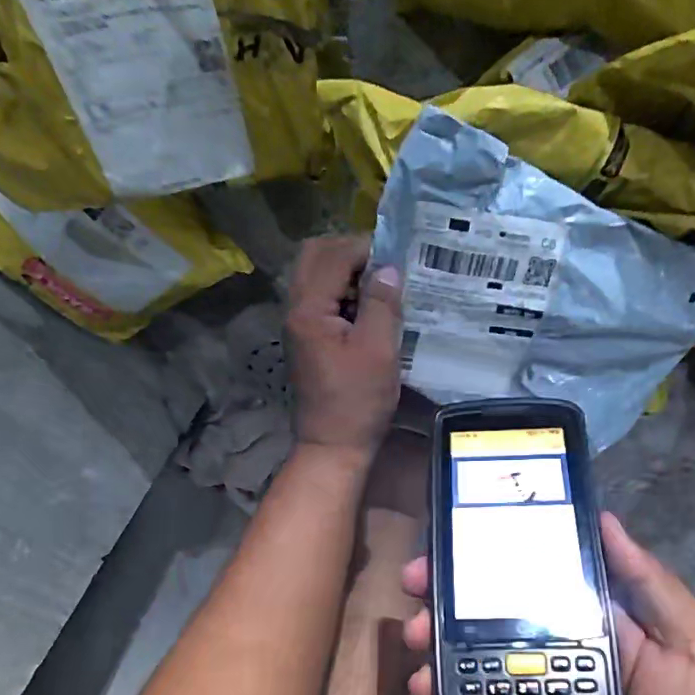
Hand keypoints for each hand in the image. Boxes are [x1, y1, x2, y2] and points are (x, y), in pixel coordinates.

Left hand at [286, 235, 402, 453]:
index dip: (366, 248)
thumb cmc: (357, 402)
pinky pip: (324, 300)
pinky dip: (346, 294)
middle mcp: (296, 310)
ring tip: (384, 288)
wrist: (333, 446)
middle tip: (386, 266)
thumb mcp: (378, 351)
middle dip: (351, 252)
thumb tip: (389, 268)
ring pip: (317, 277)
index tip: (398, 258)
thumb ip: (382, 304)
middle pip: (315, 257)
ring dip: (349, 273)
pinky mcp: (309, 340)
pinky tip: (372, 310)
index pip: (333, 255)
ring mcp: (300, 325)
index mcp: (309, 309)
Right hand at [401, 514, 694, 694]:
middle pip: (499, 621)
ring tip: (416, 639)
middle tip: (416, 586)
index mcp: (601, 629)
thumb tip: (607, 524)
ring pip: (478, 665)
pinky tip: (425, 692)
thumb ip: (657, 591)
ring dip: (440, 645)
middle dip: (454, 598)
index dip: (503, 559)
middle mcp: (563, 660)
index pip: (544, 583)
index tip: (460, 541)